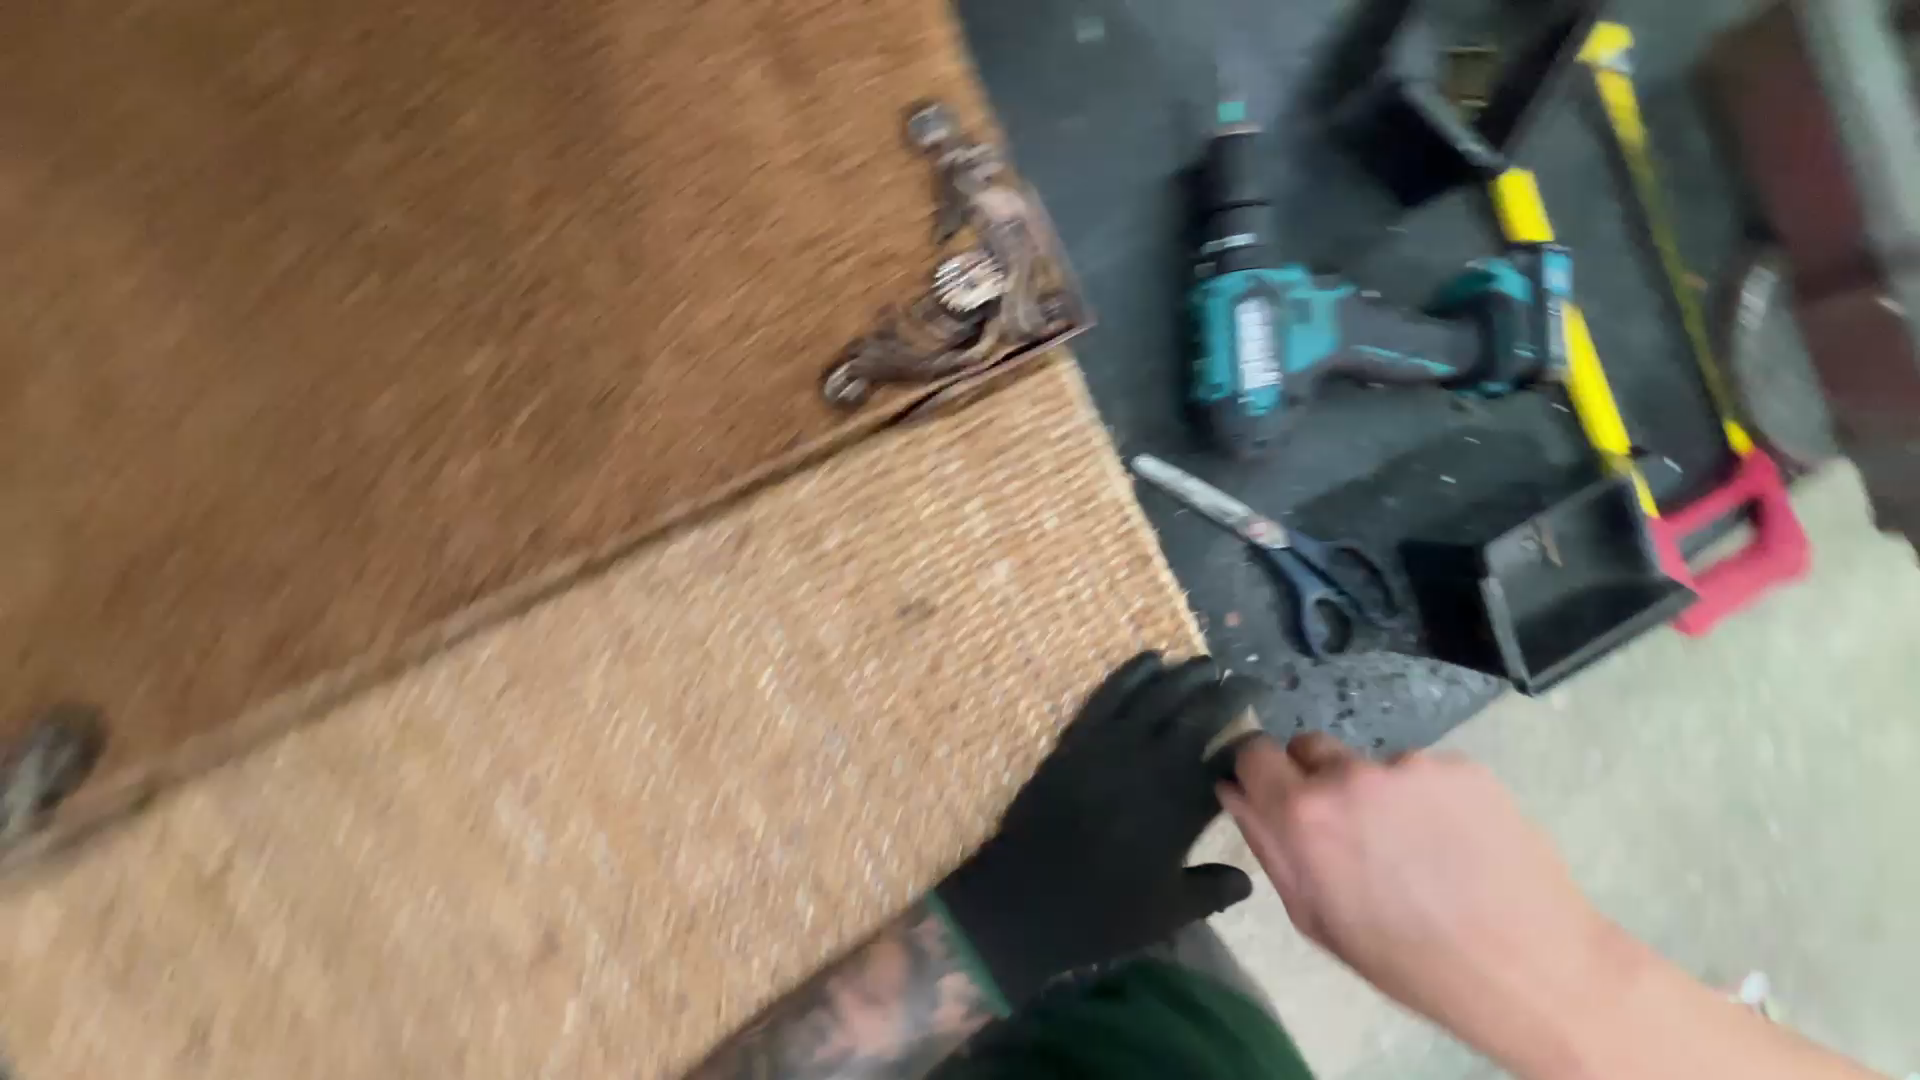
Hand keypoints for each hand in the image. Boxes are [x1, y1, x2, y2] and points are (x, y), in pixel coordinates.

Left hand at [934, 653, 1268, 1006]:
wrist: (1025, 898)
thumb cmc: (1100, 912)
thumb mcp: (1168, 913)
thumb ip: (1212, 891)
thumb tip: (1248, 879)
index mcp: (1181, 808)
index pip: (1228, 763)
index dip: (1252, 744)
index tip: (1265, 735)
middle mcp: (1152, 767)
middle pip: (1200, 716)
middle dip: (1230, 693)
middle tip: (1249, 679)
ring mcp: (1111, 747)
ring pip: (1157, 696)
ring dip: (1187, 675)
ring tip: (1207, 663)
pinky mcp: (1077, 738)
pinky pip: (1108, 694)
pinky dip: (1132, 672)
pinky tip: (1150, 658)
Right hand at [1219, 734, 1628, 1073]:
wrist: (1538, 975)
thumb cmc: (1409, 962)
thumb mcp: (1316, 918)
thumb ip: (1266, 844)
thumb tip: (1233, 791)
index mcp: (1304, 813)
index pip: (1253, 752)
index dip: (1260, 773)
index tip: (1274, 795)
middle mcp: (1349, 774)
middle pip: (1308, 748)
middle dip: (1317, 780)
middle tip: (1352, 833)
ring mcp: (1410, 766)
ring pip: (1369, 763)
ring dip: (1376, 792)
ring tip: (1417, 847)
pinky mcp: (1462, 766)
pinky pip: (1422, 772)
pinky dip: (1427, 798)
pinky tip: (1454, 842)